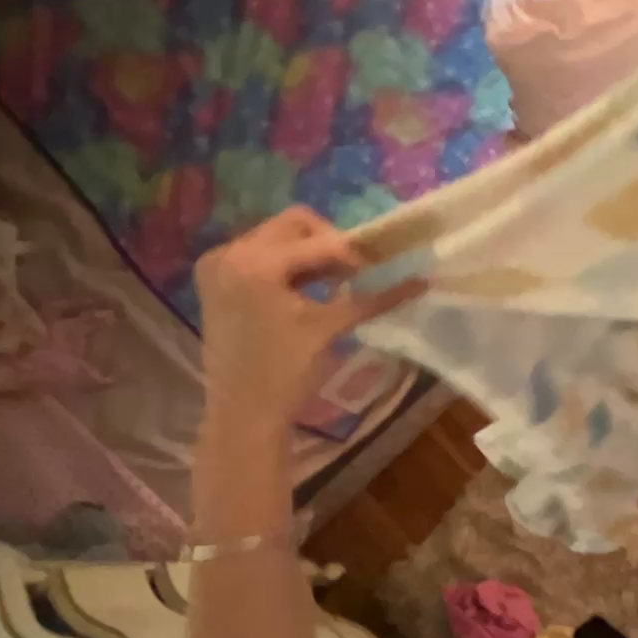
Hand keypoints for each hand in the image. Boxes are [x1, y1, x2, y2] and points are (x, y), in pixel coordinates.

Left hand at [195, 207, 423, 435]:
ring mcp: (217, 264)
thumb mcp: (331, 327)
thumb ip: (375, 298)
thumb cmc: (288, 371)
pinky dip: (287, 266)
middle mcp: (229, 252)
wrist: (244, 412)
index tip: (377, 271)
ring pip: (276, 237)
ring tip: (333, 284)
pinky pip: (258, 254)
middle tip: (354, 274)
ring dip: (308, 254)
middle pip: (293, 225)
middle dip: (328, 245)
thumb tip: (422, 281)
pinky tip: (306, 290)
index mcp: (255, 263)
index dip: (353, 253)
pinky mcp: (215, 279)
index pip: (317, 239)